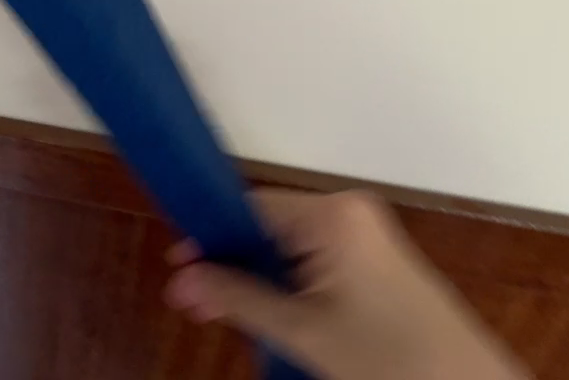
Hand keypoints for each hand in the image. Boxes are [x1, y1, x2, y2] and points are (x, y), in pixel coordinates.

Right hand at [165, 190, 529, 379]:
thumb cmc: (391, 361)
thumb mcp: (305, 332)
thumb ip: (237, 298)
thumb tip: (177, 280)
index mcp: (331, 212)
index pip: (248, 207)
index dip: (211, 239)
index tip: (178, 270)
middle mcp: (347, 209)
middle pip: (268, 227)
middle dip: (234, 266)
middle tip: (198, 305)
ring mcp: (365, 233)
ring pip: (289, 247)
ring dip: (260, 280)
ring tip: (233, 317)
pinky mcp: (377, 260)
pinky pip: (315, 260)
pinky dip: (291, 286)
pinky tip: (276, 318)